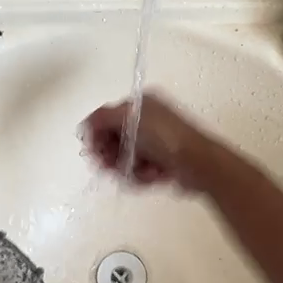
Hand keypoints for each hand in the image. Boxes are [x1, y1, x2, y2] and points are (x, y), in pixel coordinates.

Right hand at [81, 89, 231, 192]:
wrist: (198, 163)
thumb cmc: (164, 137)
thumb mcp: (131, 118)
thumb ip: (103, 117)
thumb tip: (85, 123)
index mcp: (141, 105)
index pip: (107, 118)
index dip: (97, 135)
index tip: (93, 151)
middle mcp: (147, 121)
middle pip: (114, 141)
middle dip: (111, 156)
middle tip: (110, 167)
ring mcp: (154, 143)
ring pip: (125, 159)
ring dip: (127, 169)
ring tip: (138, 173)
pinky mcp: (160, 163)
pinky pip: (138, 171)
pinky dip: (141, 176)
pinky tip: (150, 177)